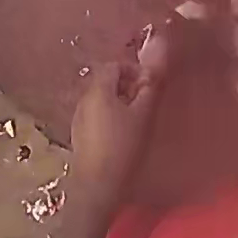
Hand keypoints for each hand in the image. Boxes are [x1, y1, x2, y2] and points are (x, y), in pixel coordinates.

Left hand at [55, 28, 169, 237]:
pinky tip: (122, 136)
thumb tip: (160, 48)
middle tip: (146, 104)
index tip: (149, 87)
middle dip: (128, 86)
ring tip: (137, 121)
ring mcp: (78, 118)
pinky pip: (96, 115)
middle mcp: (83, 99)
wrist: (96, 189)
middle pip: (107, 81)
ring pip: (101, 99)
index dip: (134, 71)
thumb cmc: (123, 147)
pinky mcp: (79, 135)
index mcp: (98, 89)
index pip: (115, 65)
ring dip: (119, 103)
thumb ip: (151, 83)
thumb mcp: (143, 114)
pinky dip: (110, 117)